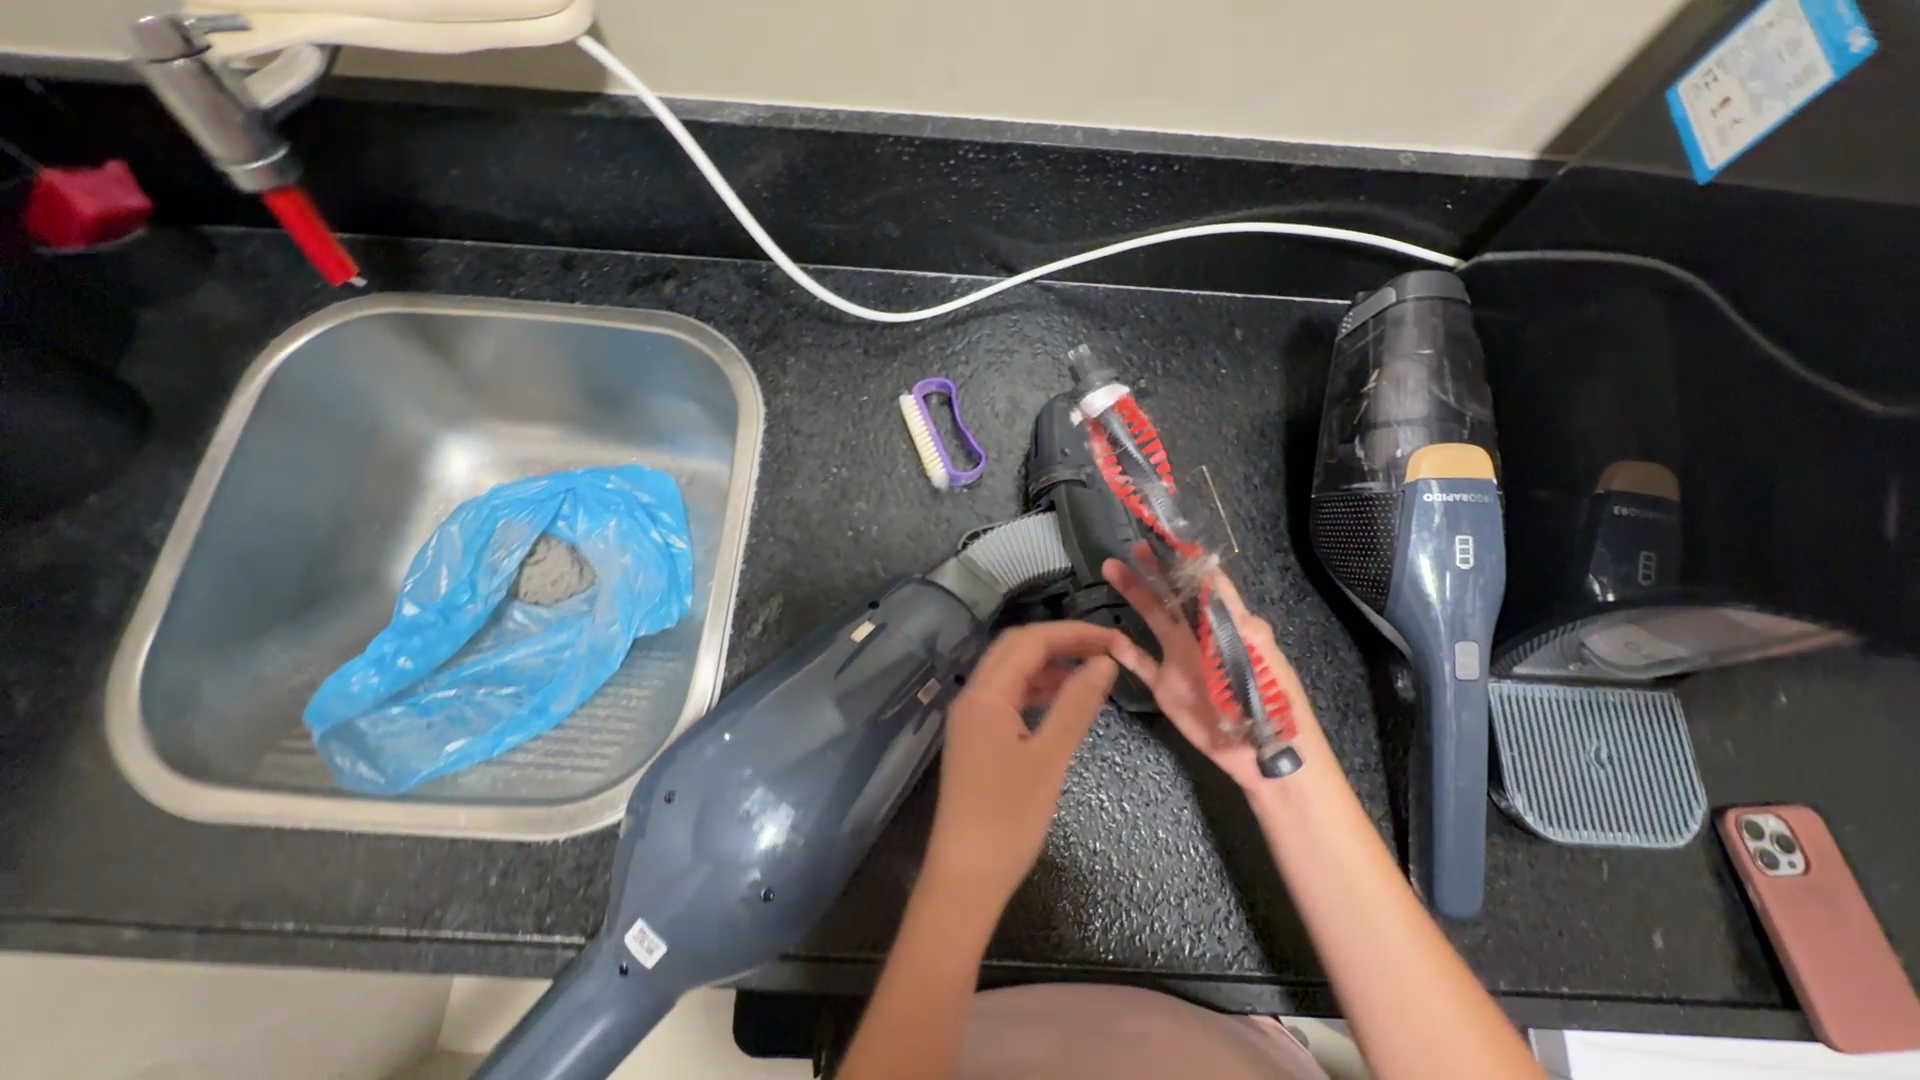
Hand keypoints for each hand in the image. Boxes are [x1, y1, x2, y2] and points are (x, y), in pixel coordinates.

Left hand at [924, 621, 1120, 910]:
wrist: (965, 877)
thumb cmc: (1008, 819)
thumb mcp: (1049, 759)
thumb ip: (1076, 705)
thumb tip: (1104, 662)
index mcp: (985, 696)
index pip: (1029, 641)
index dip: (1072, 633)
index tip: (1115, 638)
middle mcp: (972, 698)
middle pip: (1015, 649)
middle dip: (1059, 641)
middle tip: (1106, 648)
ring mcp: (970, 720)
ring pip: (1010, 674)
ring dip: (1048, 665)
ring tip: (1092, 672)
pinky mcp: (975, 741)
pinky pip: (1007, 700)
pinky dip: (1036, 692)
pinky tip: (1063, 702)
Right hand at [1101, 553, 1317, 790]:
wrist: (1262, 751)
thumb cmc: (1269, 697)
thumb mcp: (1256, 648)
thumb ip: (1231, 613)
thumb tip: (1211, 575)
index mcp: (1227, 621)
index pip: (1204, 582)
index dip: (1186, 560)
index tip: (1167, 536)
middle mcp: (1200, 634)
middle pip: (1173, 594)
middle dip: (1154, 569)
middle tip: (1134, 546)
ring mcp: (1180, 659)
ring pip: (1152, 618)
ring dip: (1135, 594)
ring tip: (1112, 568)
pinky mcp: (1165, 686)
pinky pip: (1140, 662)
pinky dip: (1122, 649)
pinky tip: (1106, 633)